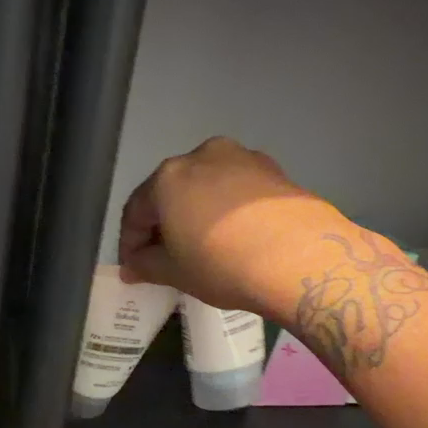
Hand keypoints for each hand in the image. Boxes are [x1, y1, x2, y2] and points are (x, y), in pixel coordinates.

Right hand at [117, 137, 341, 311]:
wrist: (297, 257)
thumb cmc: (221, 263)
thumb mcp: (174, 272)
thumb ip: (145, 265)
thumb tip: (132, 266)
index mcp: (167, 178)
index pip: (135, 211)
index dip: (130, 243)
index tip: (134, 268)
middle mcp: (201, 156)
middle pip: (170, 192)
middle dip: (162, 224)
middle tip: (163, 257)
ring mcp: (240, 157)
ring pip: (204, 186)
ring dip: (194, 213)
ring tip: (199, 246)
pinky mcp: (272, 168)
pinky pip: (233, 188)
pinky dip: (223, 208)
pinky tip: (229, 235)